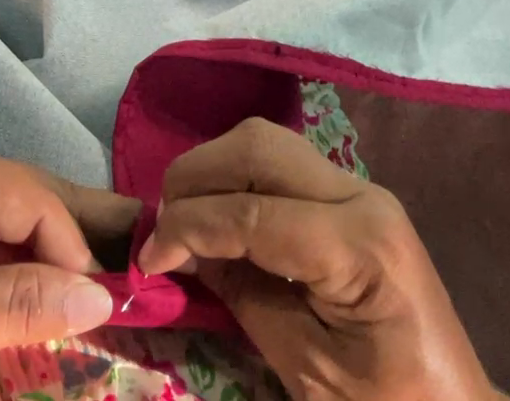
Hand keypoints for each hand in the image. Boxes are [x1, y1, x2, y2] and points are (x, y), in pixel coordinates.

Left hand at [0, 141, 140, 400]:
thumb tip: (101, 297)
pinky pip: (9, 248)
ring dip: (69, 261)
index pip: (36, 201)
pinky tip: (68, 300)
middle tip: (145, 279)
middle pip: (41, 201)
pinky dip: (40, 275)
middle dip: (88, 241)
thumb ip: (12, 306)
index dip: (74, 252)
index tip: (101, 313)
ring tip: (121, 290)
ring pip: (32, 223)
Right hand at [137, 119, 499, 400]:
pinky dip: (235, 176)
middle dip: (194, 177)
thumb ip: (241, 294)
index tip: (146, 260)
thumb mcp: (307, 367)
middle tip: (160, 228)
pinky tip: (217, 213)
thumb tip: (178, 248)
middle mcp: (363, 196)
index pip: (251, 213)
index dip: (186, 228)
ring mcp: (360, 188)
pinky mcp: (350, 194)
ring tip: (182, 218)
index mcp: (361, 247)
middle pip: (257, 148)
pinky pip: (279, 162)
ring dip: (212, 169)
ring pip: (265, 142)